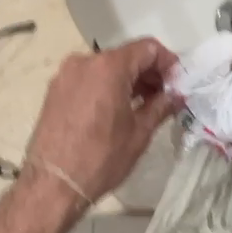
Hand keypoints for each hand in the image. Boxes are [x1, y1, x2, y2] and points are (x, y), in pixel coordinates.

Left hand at [25, 37, 180, 203]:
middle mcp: (85, 62)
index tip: (178, 84)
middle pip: (126, 56)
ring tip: (141, 106)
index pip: (148, 48)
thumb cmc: (101, 158)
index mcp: (109, 67)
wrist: (53, 184)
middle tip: (164, 97)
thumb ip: (161, 106)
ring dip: (127, 81)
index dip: (168, 62)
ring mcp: (66, 75)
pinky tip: (115, 111)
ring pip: (106, 68)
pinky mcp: (54, 90)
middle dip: (148, 73)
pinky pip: (89, 79)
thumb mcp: (139, 133)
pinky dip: (106, 88)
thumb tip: (176, 95)